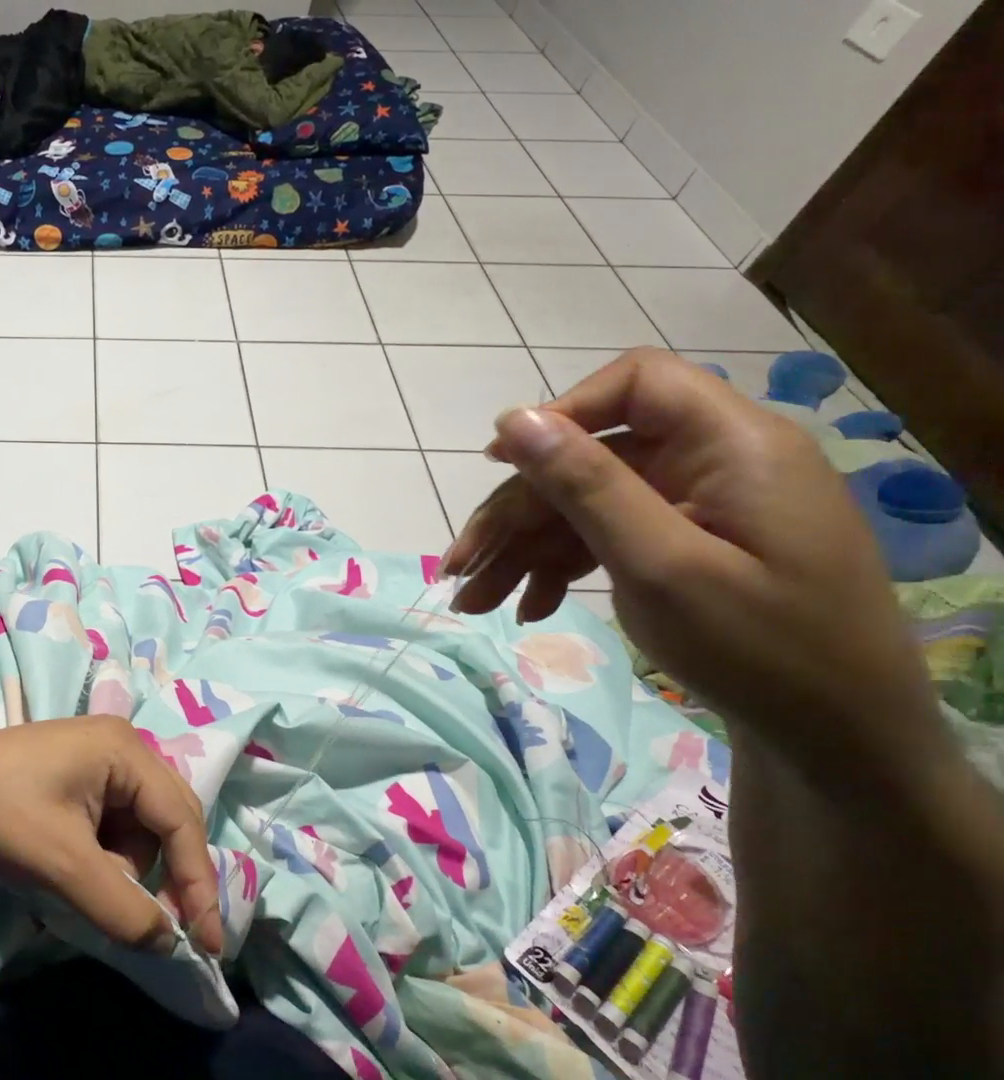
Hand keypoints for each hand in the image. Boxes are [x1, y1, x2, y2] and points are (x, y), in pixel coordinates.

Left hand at [0, 715, 224, 956]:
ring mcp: (98, 757)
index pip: (181, 820)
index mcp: (124, 749)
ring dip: (123, 868)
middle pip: (168, 820)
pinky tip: (71, 867)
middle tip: (160, 931)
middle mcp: (121, 745)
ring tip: (77, 882)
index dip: (199, 884)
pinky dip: (104, 857)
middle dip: (164, 877)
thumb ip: (122, 906)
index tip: (206, 945)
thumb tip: (169, 944)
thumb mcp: (62, 865)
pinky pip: (114, 824)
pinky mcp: (77, 776)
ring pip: (140, 828)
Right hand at [442, 348, 943, 773]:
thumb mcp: (660, 567)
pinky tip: (530, 607)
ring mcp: (704, 507)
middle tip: (459, 569)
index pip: (636, 383)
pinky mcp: (693, 545)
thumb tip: (513, 418)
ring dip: (525, 548)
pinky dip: (563, 567)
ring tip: (475, 601)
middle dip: (517, 512)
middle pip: (592, 457)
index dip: (562, 413)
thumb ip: (586, 486)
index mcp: (732, 445)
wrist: (841, 744)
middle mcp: (717, 462)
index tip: (501, 466)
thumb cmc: (762, 650)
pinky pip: (610, 536)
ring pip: (588, 502)